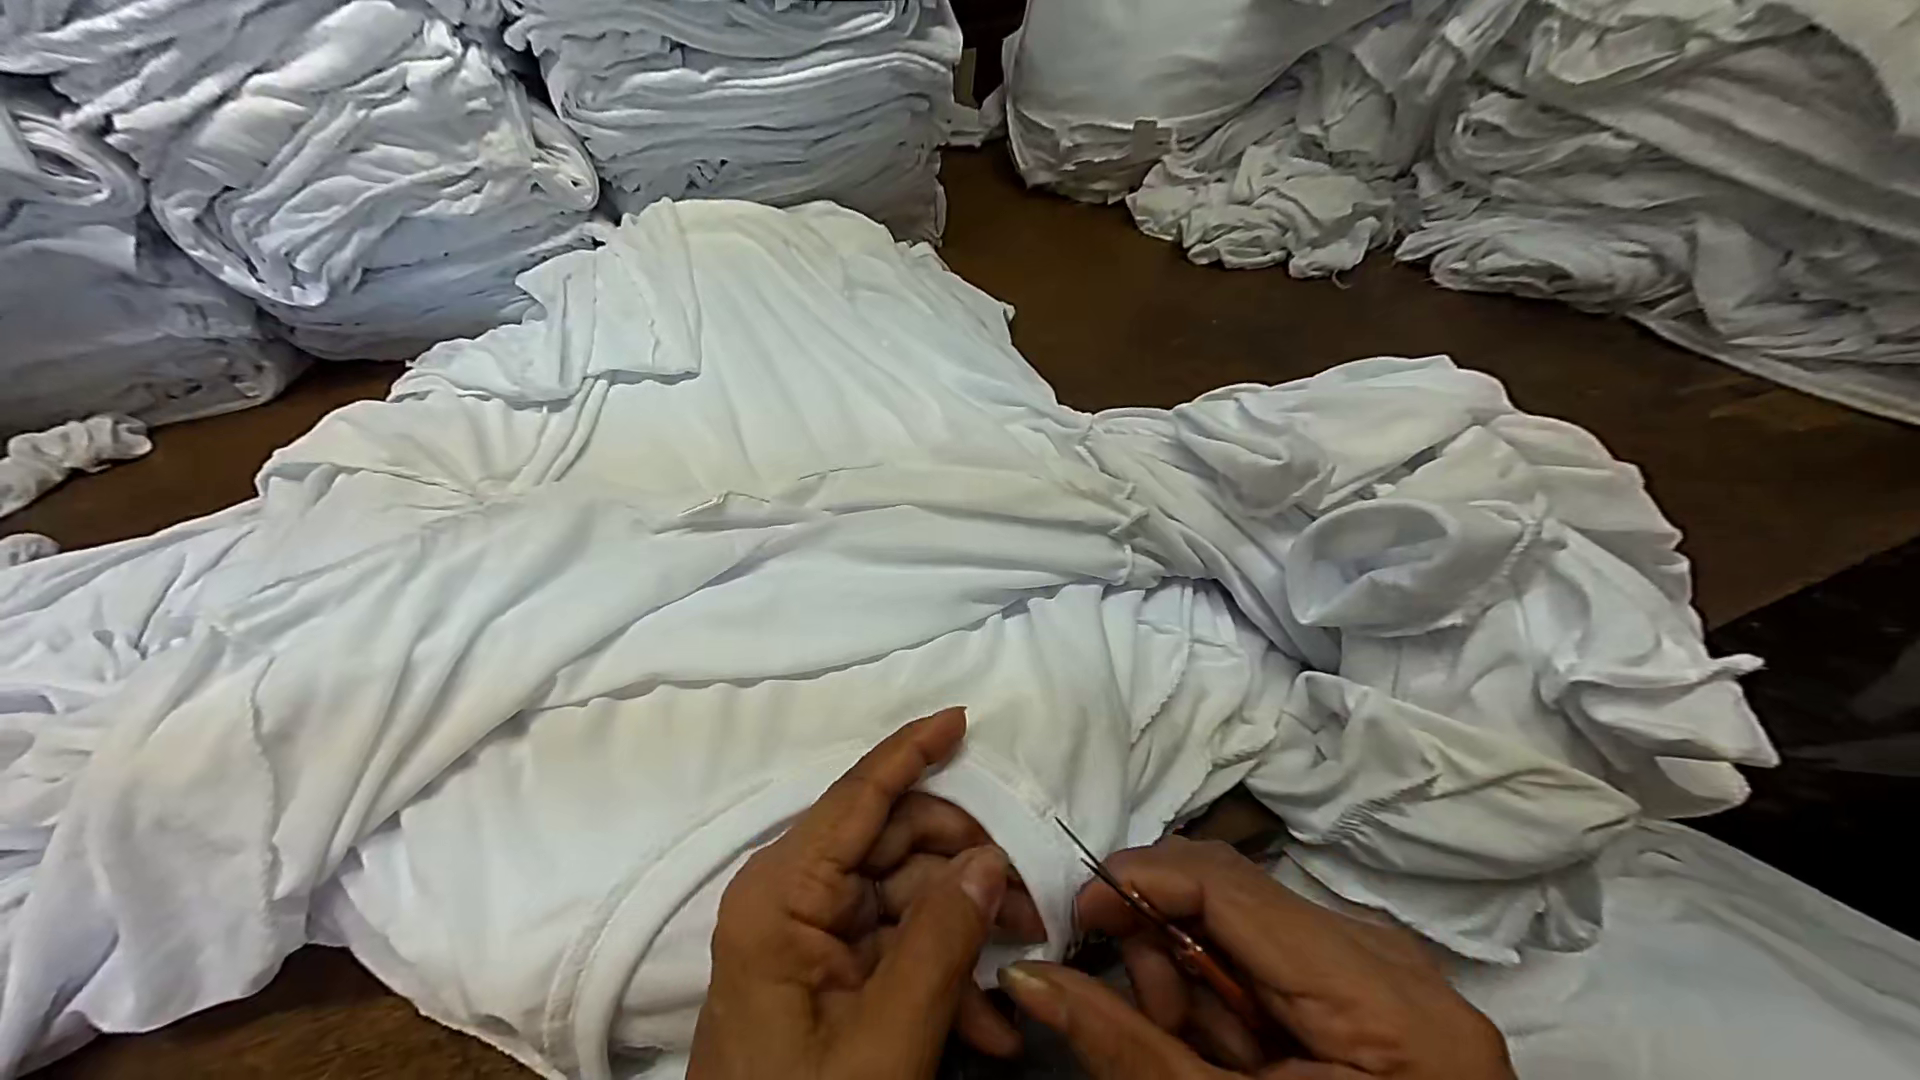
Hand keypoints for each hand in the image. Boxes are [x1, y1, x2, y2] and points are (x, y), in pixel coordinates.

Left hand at [687, 708, 1010, 1079]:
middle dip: (967, 862)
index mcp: (783, 892)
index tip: (961, 718)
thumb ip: (941, 942)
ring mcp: (812, 930)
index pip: (858, 794)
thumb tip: (988, 858)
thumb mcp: (884, 1042)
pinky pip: (899, 939)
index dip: (911, 750)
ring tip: (1024, 955)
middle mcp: (793, 893)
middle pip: (896, 841)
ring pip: (908, 890)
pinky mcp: (829, 966)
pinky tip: (988, 1022)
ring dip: (968, 921)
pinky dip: (945, 967)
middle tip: (1029, 898)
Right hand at [998, 836, 1515, 1079]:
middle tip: (1153, 1015)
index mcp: (1381, 1000)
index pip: (1225, 881)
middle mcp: (1388, 954)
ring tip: (1201, 1045)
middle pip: (1230, 887)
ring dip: (1193, 966)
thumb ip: (1121, 1041)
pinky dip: (1227, 980)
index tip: (1077, 919)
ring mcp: (1383, 959)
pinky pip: (1267, 936)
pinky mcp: (1369, 973)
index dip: (1137, 881)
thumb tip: (1027, 975)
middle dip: (1165, 940)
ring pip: (1241, 907)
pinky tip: (1235, 1041)